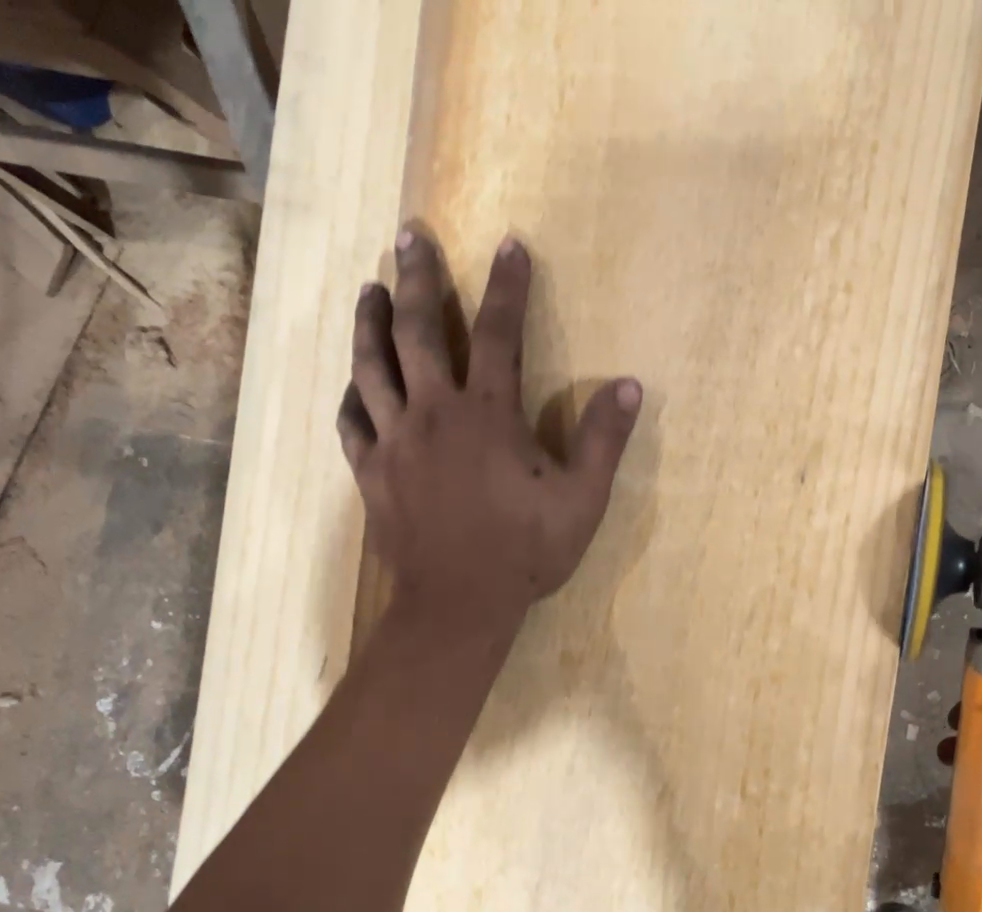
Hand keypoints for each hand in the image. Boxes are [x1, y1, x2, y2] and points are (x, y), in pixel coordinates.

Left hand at [336, 228, 640, 631]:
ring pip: (371, 367)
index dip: (507, 287)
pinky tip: (353, 379)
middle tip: (409, 235)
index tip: (509, 244)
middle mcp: (434, 414)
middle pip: (417, 333)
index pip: (499, 335)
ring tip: (369, 287)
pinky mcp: (371, 472)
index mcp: (488, 416)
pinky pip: (351, 420)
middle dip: (416, 279)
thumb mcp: (584, 499)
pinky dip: (352, 392)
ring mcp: (394, 442)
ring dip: (370, 322)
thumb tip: (629, 385)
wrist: (457, 605)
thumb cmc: (527, 552)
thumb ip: (603, 440)